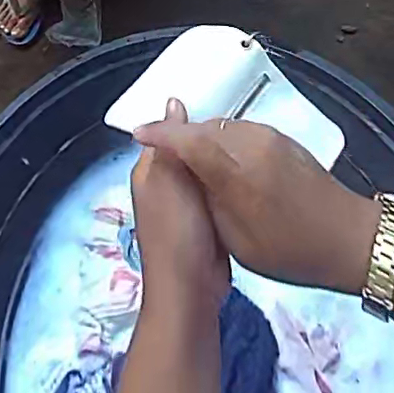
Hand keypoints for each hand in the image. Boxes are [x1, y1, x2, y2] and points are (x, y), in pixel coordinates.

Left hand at [131, 99, 229, 307]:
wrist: (190, 290)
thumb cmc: (176, 231)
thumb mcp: (171, 177)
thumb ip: (172, 140)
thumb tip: (173, 102)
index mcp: (149, 170)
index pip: (166, 133)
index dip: (187, 124)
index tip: (216, 114)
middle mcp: (164, 185)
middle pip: (187, 153)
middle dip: (206, 144)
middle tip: (236, 133)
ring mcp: (185, 206)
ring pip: (204, 173)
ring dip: (218, 166)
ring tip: (244, 150)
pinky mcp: (205, 222)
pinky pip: (216, 194)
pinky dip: (227, 187)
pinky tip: (244, 180)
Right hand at [134, 106, 378, 293]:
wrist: (349, 236)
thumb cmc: (290, 250)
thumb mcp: (238, 239)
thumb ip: (208, 198)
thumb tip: (187, 169)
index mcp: (239, 173)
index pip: (190, 141)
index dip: (161, 134)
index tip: (138, 132)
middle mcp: (252, 144)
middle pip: (203, 128)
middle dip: (179, 136)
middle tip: (163, 152)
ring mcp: (268, 135)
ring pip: (221, 127)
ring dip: (202, 138)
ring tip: (192, 160)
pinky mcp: (279, 135)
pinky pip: (238, 130)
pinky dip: (222, 139)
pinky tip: (222, 159)